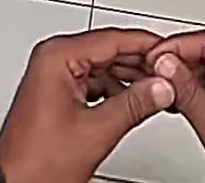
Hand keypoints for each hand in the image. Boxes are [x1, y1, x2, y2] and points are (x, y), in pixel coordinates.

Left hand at [0, 27, 175, 182]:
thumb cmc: (35, 164)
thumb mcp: (95, 132)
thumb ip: (133, 104)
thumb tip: (160, 86)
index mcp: (58, 56)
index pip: (111, 39)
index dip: (144, 45)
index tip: (168, 49)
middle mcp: (54, 58)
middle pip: (108, 50)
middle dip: (139, 63)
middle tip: (168, 71)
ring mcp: (55, 73)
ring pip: (103, 65)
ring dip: (129, 77)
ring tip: (156, 87)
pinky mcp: (58, 90)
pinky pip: (93, 80)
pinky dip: (114, 89)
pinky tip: (133, 99)